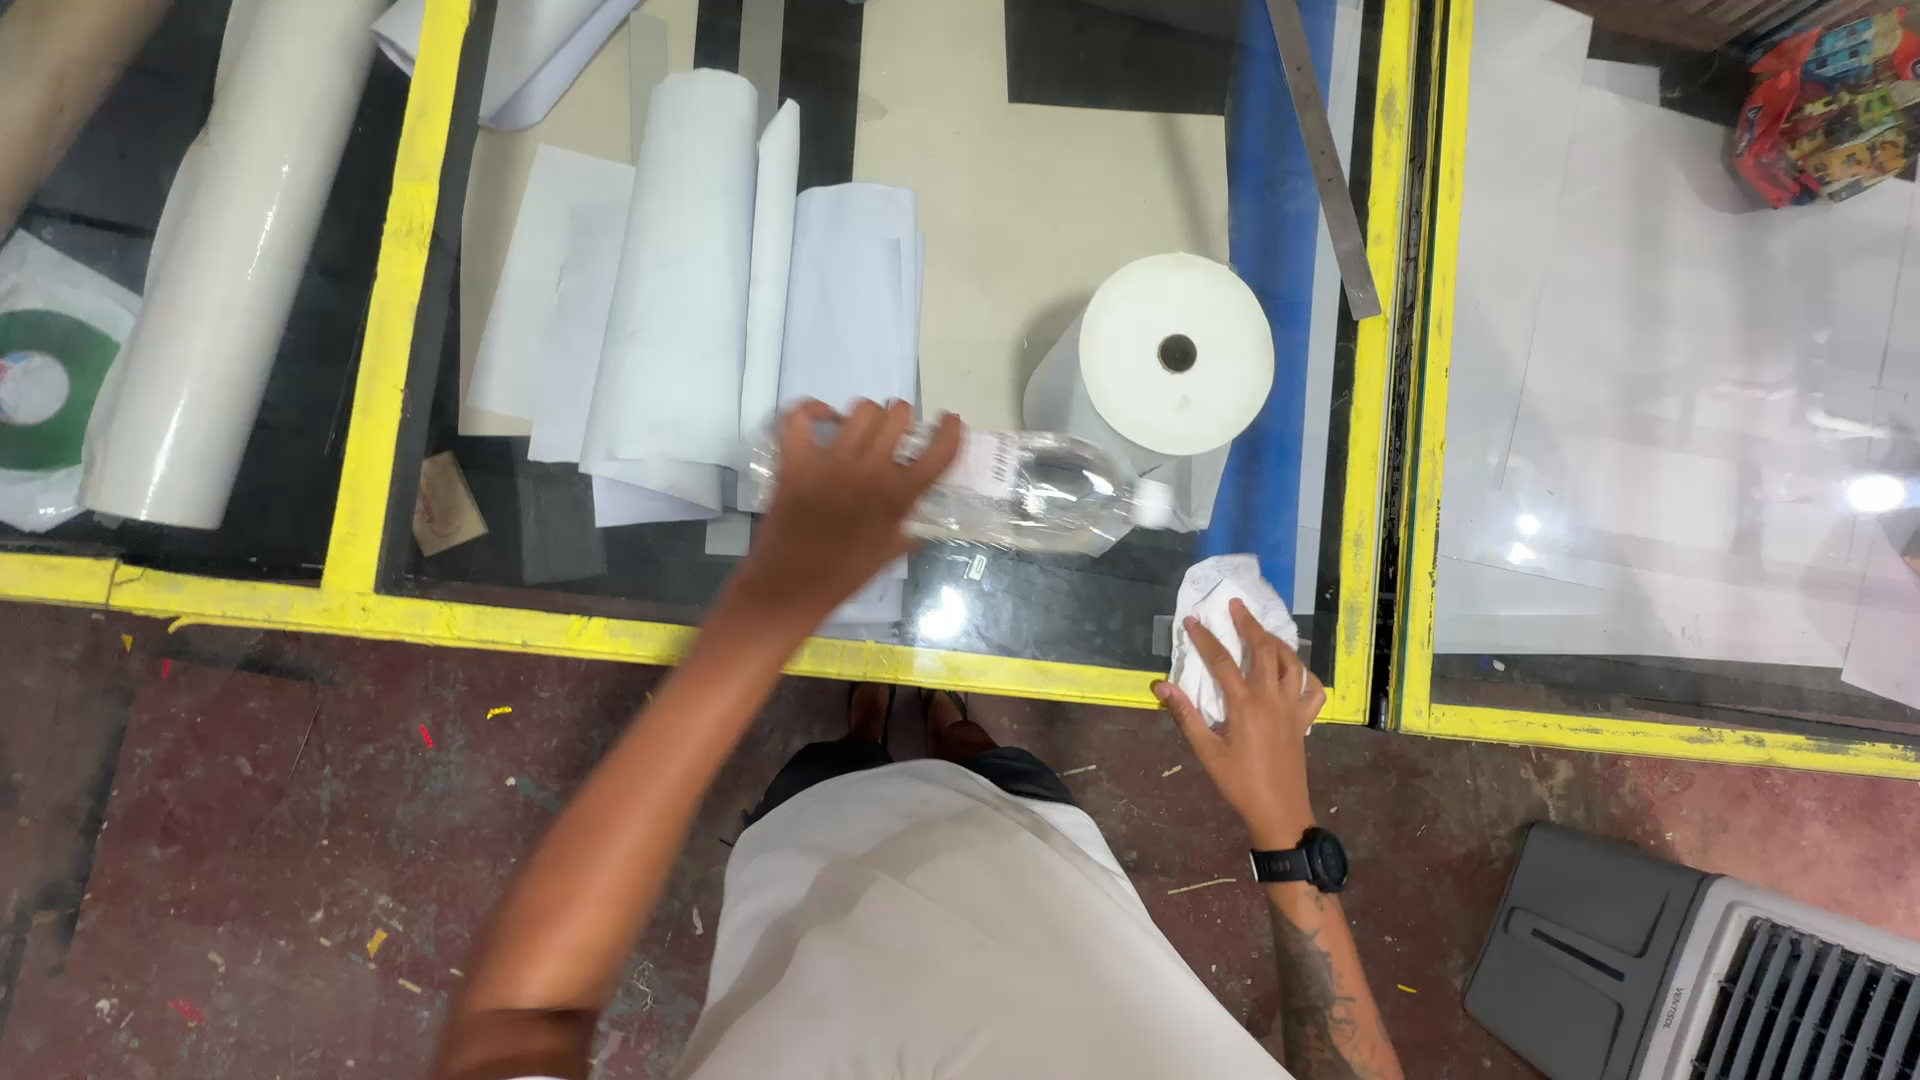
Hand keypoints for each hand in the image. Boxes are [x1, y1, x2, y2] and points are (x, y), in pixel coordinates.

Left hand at [730, 399, 961, 625]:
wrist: (791, 587)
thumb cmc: (845, 576)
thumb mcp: (890, 554)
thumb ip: (909, 529)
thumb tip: (919, 520)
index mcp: (898, 496)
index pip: (939, 450)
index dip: (950, 430)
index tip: (949, 421)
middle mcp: (869, 470)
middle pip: (899, 416)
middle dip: (905, 419)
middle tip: (898, 432)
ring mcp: (830, 461)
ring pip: (861, 410)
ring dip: (870, 416)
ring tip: (866, 430)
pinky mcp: (795, 460)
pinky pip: (801, 416)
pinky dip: (813, 410)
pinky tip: (823, 418)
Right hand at [1153, 599, 1325, 849]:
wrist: (1280, 812)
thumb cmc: (1239, 783)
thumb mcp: (1206, 751)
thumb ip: (1185, 715)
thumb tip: (1161, 686)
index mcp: (1245, 705)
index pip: (1222, 661)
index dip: (1205, 638)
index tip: (1192, 620)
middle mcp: (1272, 698)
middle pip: (1263, 650)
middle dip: (1249, 624)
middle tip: (1236, 606)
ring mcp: (1293, 708)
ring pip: (1291, 662)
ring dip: (1276, 641)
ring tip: (1262, 630)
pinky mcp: (1305, 720)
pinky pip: (1313, 688)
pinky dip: (1304, 673)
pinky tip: (1294, 669)